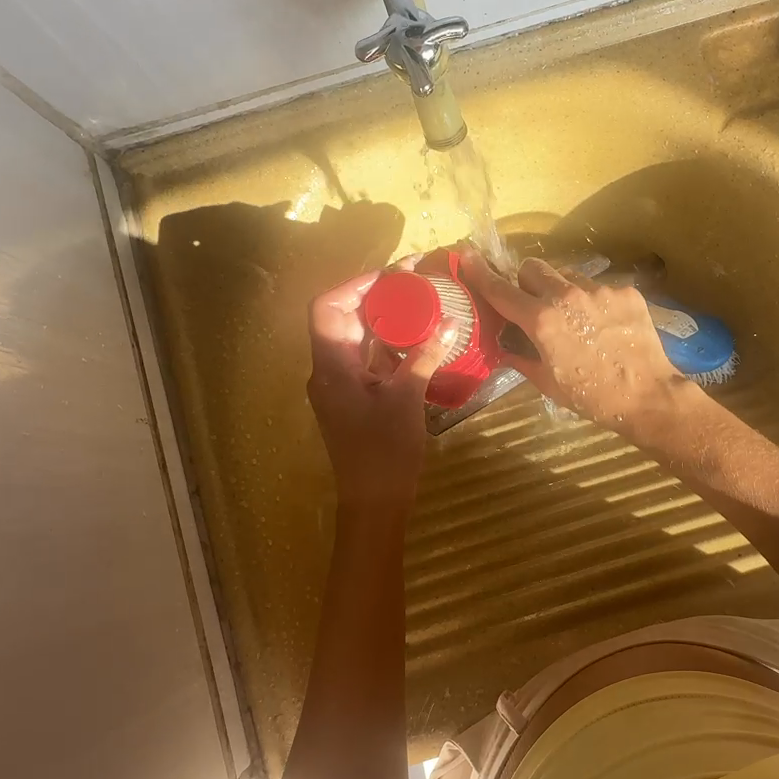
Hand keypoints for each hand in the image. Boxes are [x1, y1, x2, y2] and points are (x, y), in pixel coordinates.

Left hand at [307, 267, 456, 509]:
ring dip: (384, 320)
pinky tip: (418, 339)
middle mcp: (329, 370)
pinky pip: (368, 359)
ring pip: (357, 339)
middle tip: (415, 283)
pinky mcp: (355, 398)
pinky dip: (389, 344)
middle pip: (343, 319)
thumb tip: (451, 321)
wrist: (374, 502)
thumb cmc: (384, 451)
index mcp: (332, 366)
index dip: (355, 286)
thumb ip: (425, 356)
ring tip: (420, 304)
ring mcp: (341, 386)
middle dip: (377, 297)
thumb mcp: (407, 399)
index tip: (392, 277)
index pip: (327, 308)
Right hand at [460, 251, 695, 436]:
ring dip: (561, 290)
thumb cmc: (591, 396)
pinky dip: (594, 302)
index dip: (480, 272)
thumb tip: (505, 346)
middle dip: (527, 282)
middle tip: (535, 305)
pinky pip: (598, 287)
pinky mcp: (625, 291)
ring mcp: (599, 290)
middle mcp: (567, 296)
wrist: (646, 395)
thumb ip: (521, 357)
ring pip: (566, 275)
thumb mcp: (546, 382)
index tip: (466, 256)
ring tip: (577, 320)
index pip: (501, 290)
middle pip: (532, 267)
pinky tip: (606, 326)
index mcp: (542, 320)